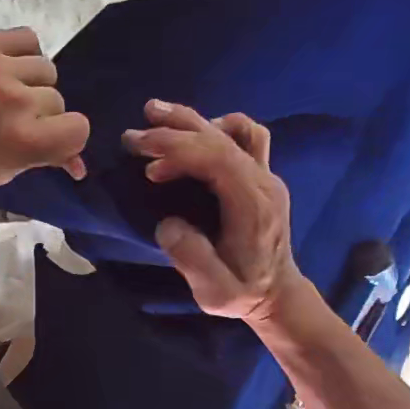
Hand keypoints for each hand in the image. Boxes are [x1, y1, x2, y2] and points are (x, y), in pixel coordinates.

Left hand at [0, 28, 89, 191]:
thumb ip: (38, 161)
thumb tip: (77, 164)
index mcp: (23, 142)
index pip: (78, 129)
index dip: (67, 135)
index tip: (50, 136)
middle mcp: (17, 102)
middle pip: (57, 99)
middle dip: (40, 111)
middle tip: (10, 117)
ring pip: (45, 68)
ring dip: (31, 82)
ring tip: (3, 89)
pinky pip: (27, 38)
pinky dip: (22, 53)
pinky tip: (5, 65)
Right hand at [123, 99, 302, 322]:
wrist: (277, 294)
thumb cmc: (244, 293)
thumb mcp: (216, 293)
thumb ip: (192, 259)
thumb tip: (167, 224)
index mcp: (253, 205)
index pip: (217, 158)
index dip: (177, 149)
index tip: (142, 156)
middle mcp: (264, 182)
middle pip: (221, 137)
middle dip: (173, 130)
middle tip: (132, 136)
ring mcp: (267, 175)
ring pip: (235, 129)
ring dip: (193, 121)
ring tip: (154, 114)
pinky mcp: (262, 175)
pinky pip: (246, 136)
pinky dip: (216, 128)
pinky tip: (192, 133)